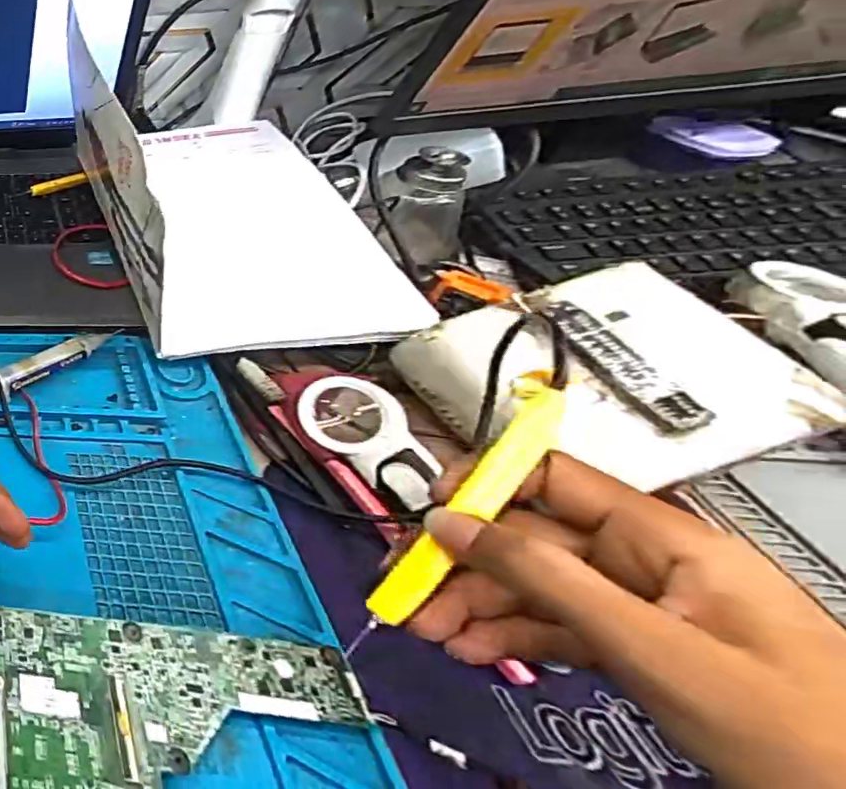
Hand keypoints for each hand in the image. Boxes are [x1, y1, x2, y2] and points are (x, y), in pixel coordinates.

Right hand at [406, 453, 845, 787]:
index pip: (551, 477)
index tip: (433, 507)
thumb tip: (452, 524)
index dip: (485, 482)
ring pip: (528, 584)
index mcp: (664, 540)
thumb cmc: (803, 734)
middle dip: (460, 565)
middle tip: (409, 586)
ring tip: (429, 627)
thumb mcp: (656, 649)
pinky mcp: (633, 645)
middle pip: (524, 540)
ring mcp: (637, 605)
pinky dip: (504, 633)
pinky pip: (550, 623)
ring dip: (470, 604)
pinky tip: (470, 646)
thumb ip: (546, 578)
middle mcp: (642, 561)